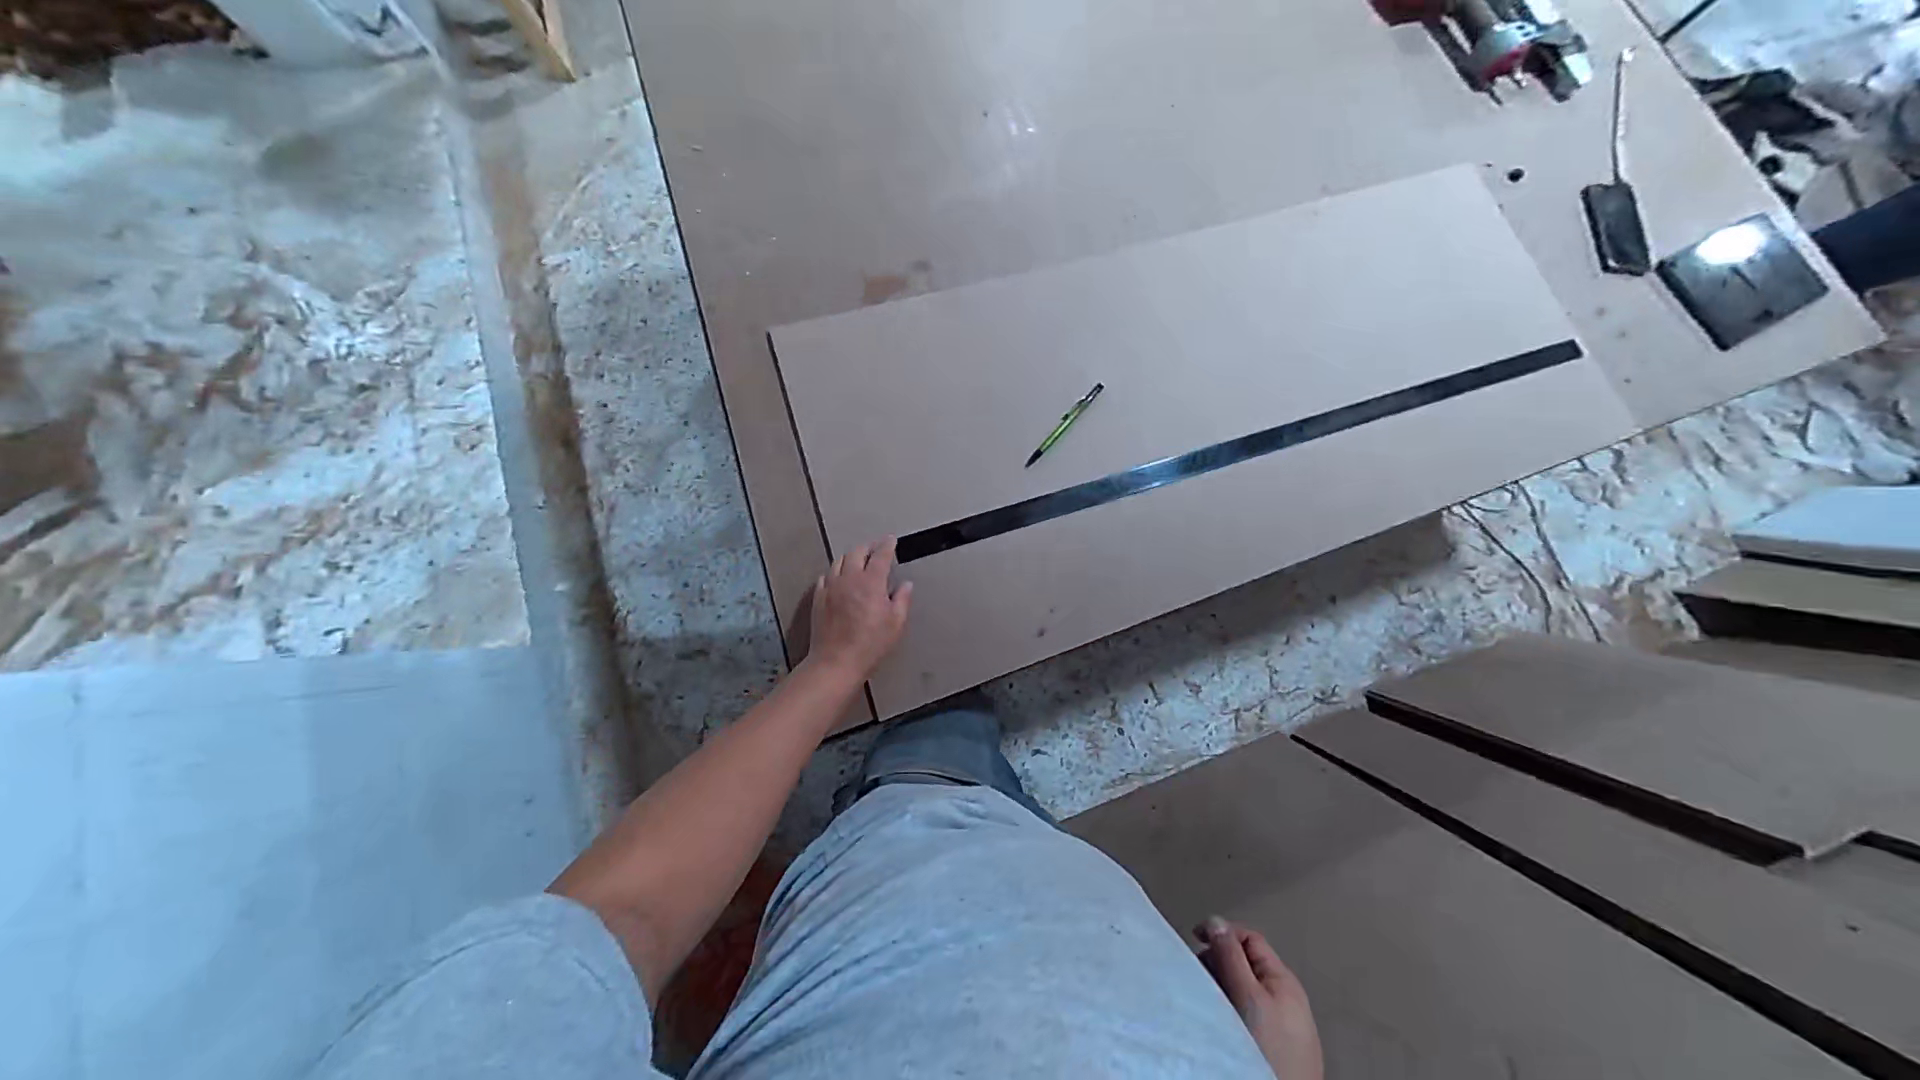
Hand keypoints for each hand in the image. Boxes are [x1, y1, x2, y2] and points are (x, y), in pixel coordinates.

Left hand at [807, 537, 912, 679]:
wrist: (837, 661)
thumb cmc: (869, 645)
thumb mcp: (896, 623)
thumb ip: (902, 600)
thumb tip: (905, 586)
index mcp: (871, 582)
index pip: (881, 555)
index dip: (887, 545)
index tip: (891, 541)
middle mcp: (849, 579)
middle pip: (857, 552)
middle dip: (868, 547)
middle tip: (876, 548)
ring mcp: (831, 588)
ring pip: (839, 561)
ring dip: (850, 557)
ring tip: (858, 560)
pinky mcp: (819, 599)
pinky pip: (826, 577)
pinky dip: (834, 572)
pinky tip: (838, 578)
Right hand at [1196, 917, 1322, 1079]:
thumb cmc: (1271, 1053)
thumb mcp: (1247, 996)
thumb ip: (1231, 956)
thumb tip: (1217, 923)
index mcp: (1283, 980)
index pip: (1248, 938)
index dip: (1222, 934)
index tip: (1197, 939)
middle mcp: (1285, 999)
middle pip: (1243, 963)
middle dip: (1218, 964)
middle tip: (1204, 979)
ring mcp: (1281, 1026)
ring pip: (1242, 991)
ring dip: (1222, 990)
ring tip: (1212, 1007)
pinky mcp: (1273, 1048)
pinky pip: (1245, 1015)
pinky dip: (1229, 1012)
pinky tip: (1222, 1026)